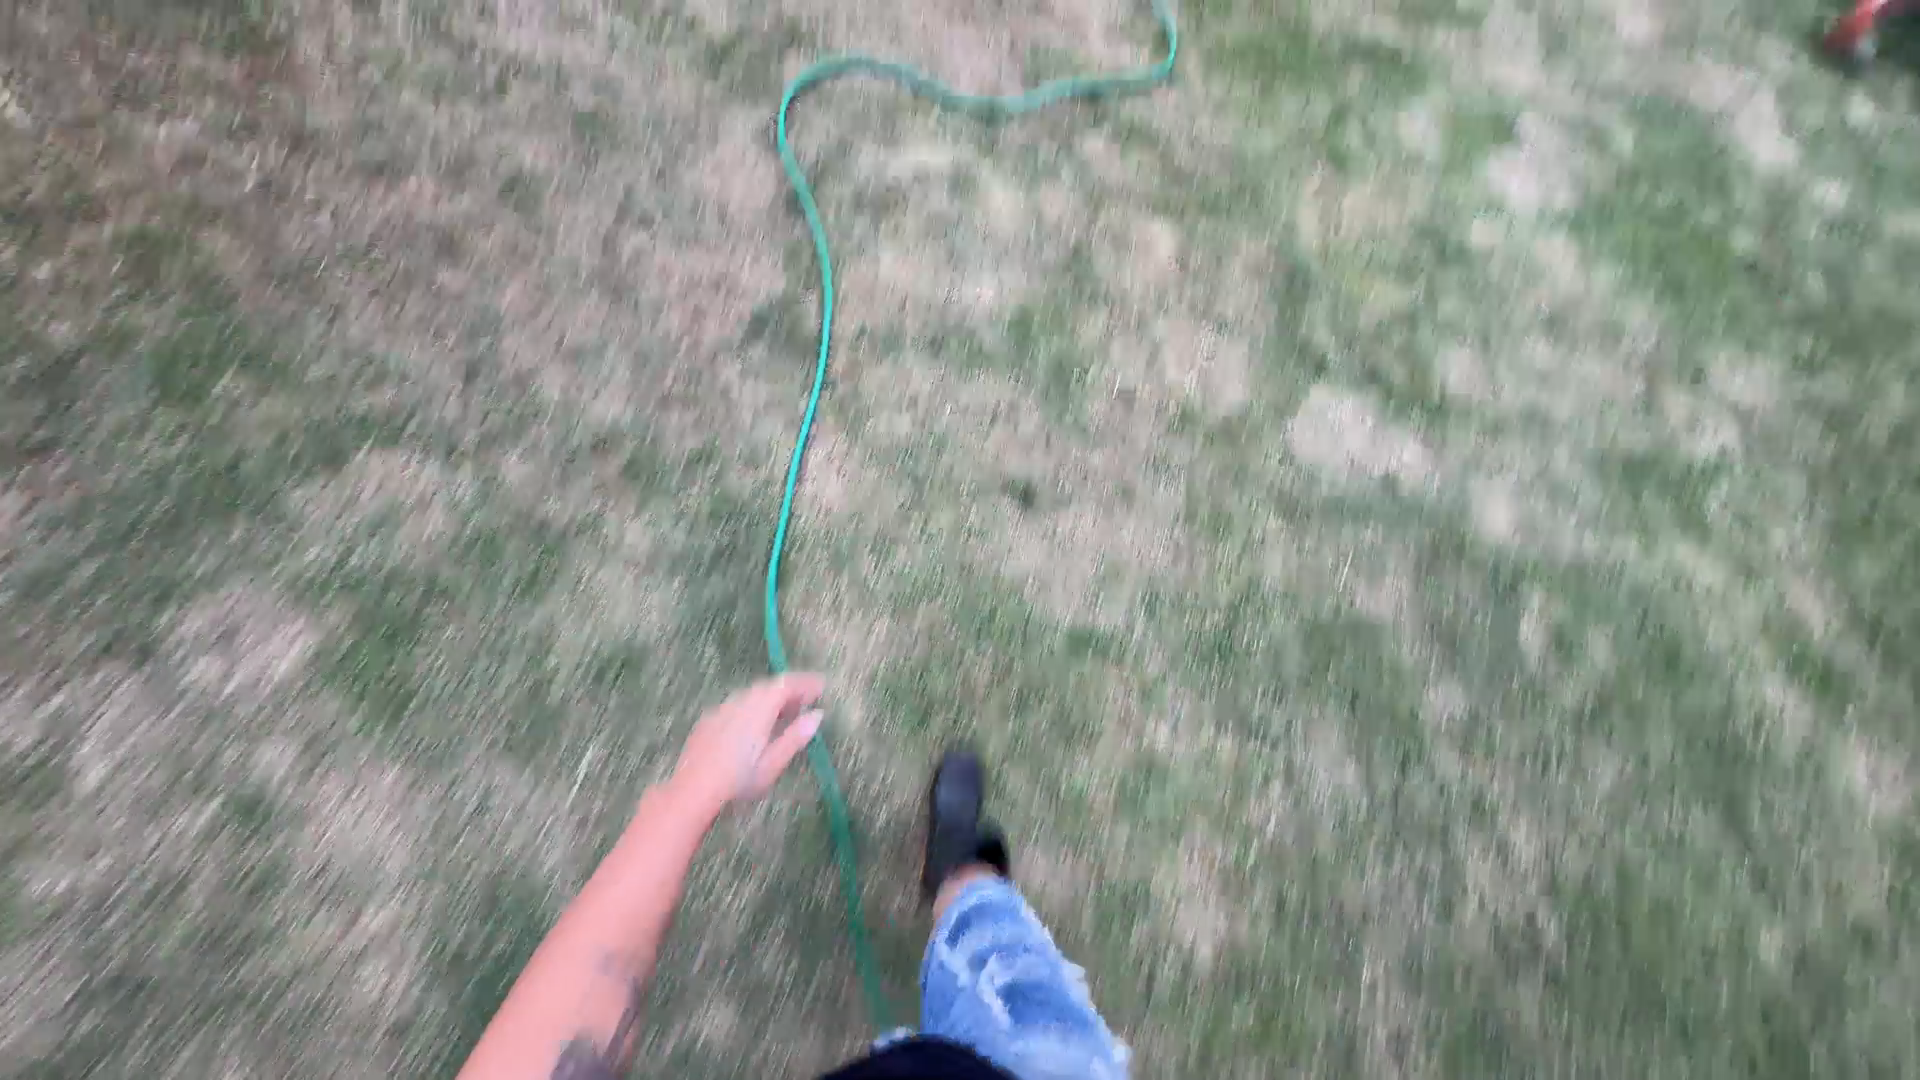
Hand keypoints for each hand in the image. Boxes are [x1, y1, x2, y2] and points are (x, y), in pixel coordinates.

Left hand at [671, 673, 825, 812]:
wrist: (692, 790)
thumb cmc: (739, 780)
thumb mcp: (773, 763)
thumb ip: (796, 736)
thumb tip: (817, 715)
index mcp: (759, 708)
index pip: (786, 684)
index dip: (806, 682)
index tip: (822, 685)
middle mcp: (741, 701)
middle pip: (769, 686)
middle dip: (790, 689)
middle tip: (807, 700)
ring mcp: (722, 709)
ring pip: (752, 694)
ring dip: (772, 697)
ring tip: (785, 712)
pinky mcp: (709, 720)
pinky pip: (738, 704)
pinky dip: (754, 706)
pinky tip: (755, 724)